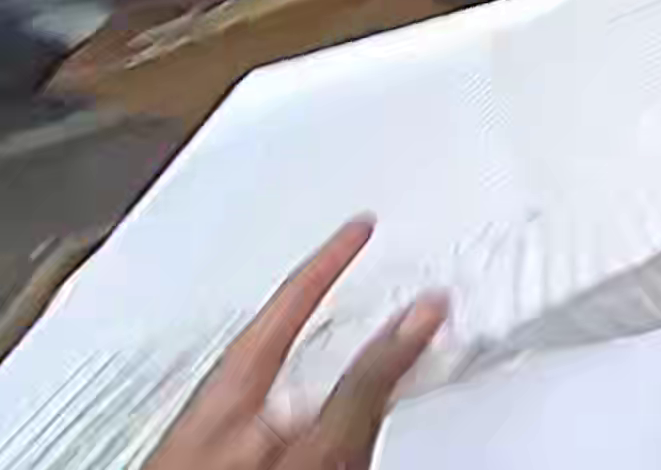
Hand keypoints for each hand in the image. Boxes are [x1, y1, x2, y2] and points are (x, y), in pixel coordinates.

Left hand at [144, 219, 447, 469]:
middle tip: (369, 266)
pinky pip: (313, 409)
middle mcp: (221, 428)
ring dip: (349, 348)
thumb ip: (373, 374)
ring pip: (299, 379)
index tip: (360, 225)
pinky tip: (370, 390)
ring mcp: (235, 454)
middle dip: (337, 304)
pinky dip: (348, 385)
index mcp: (224, 405)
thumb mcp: (323, 444)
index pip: (284, 310)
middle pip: (284, 344)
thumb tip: (427, 305)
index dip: (328, 262)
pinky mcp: (269, 463)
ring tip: (388, 326)